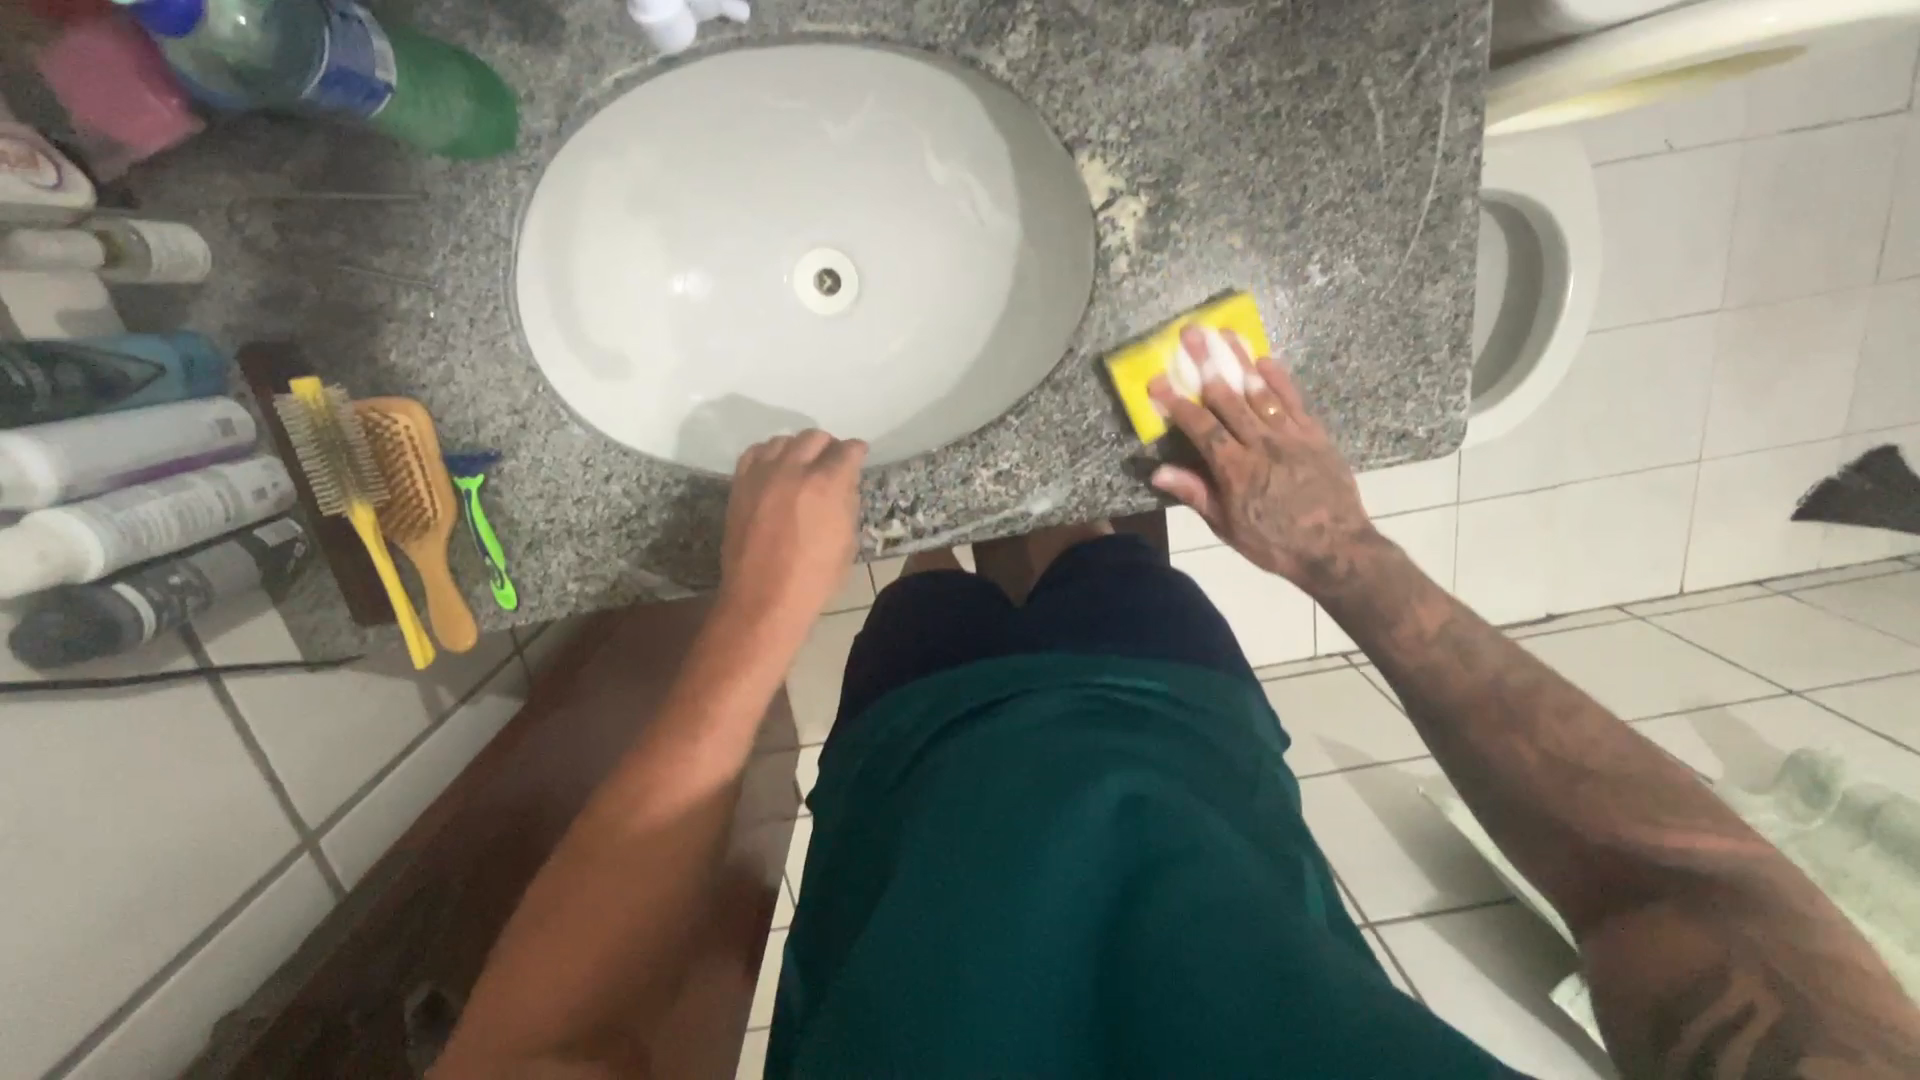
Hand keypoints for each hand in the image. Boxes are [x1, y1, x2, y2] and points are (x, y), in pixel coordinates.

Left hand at [719, 430, 866, 628]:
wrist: (764, 598)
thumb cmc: (815, 577)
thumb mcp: (847, 541)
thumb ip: (846, 503)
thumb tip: (844, 484)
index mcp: (826, 484)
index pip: (847, 451)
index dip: (857, 451)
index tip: (858, 455)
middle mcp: (793, 470)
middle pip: (814, 437)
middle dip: (828, 446)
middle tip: (832, 461)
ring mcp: (761, 475)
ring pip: (783, 440)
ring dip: (798, 448)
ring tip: (802, 464)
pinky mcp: (740, 485)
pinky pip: (755, 453)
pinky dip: (769, 455)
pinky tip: (775, 469)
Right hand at [1148, 326, 1377, 595]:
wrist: (1336, 548)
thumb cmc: (1275, 544)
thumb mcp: (1228, 527)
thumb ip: (1195, 494)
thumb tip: (1158, 472)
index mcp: (1234, 469)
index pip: (1199, 427)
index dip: (1176, 402)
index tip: (1157, 381)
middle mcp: (1260, 444)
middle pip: (1227, 397)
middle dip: (1205, 364)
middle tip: (1189, 334)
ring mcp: (1290, 436)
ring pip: (1260, 391)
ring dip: (1239, 360)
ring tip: (1223, 332)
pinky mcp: (1315, 435)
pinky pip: (1294, 401)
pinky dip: (1279, 379)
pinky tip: (1264, 360)